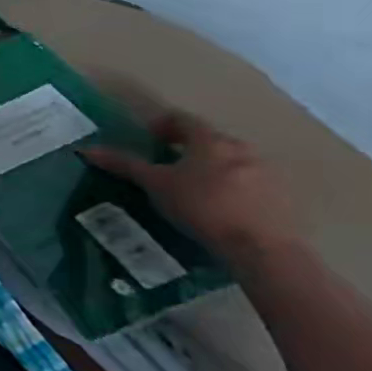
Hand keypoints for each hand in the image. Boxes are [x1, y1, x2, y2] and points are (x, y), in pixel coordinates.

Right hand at [81, 111, 298, 257]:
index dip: (161, 125)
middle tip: (167, 166)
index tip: (148, 140)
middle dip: (187, 148)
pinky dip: (234, 188)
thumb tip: (86, 149)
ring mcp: (268, 174)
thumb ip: (124, 164)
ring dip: (212, 168)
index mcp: (210, 139)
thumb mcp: (155, 184)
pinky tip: (221, 209)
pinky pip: (251, 184)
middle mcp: (242, 149)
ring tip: (194, 190)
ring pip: (232, 161)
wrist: (266, 252)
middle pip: (209, 139)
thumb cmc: (202, 207)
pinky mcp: (285, 199)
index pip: (181, 118)